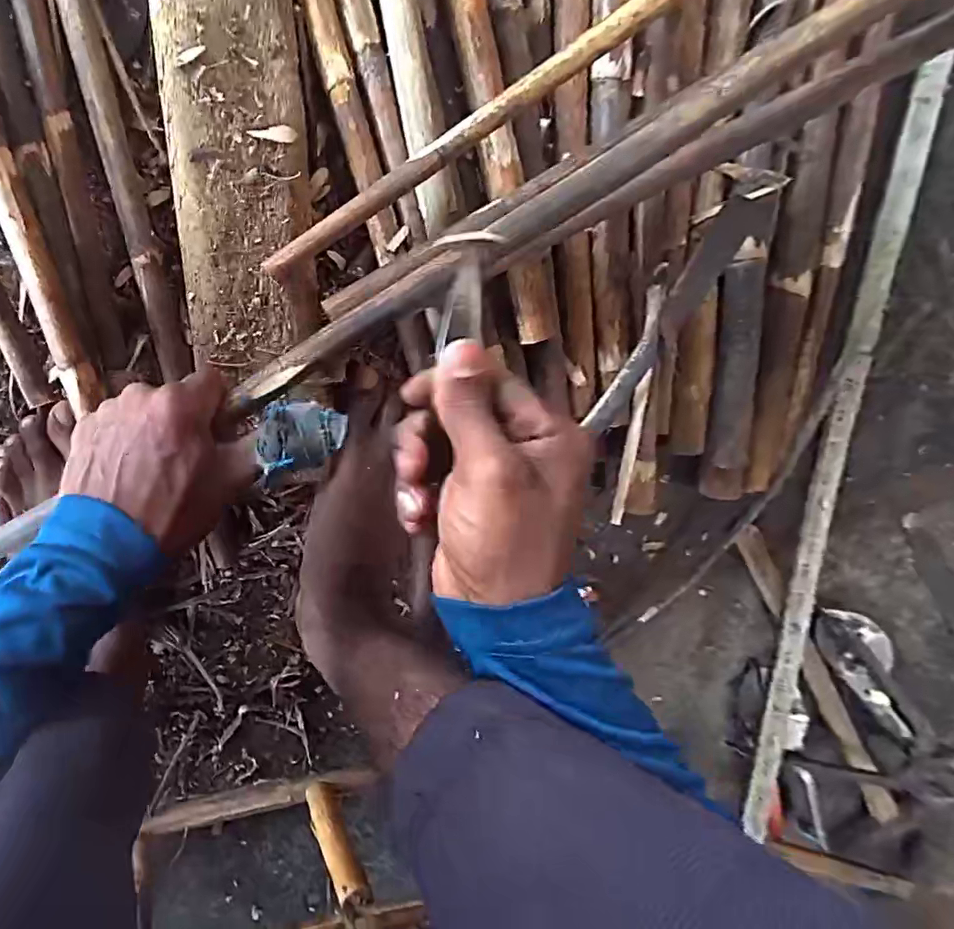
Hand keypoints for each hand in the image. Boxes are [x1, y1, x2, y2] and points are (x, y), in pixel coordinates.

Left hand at [59, 368, 257, 554]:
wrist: (102, 544)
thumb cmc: (168, 515)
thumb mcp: (226, 483)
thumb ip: (255, 447)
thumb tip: (273, 430)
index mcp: (179, 403)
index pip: (212, 381)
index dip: (219, 407)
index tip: (216, 432)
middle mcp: (139, 396)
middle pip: (174, 398)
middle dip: (181, 422)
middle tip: (181, 462)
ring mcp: (107, 411)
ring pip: (141, 411)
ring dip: (148, 431)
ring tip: (146, 473)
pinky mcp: (83, 429)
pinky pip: (113, 425)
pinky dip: (120, 441)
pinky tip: (121, 473)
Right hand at [393, 340, 591, 605]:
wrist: (494, 610)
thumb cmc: (503, 538)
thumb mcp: (485, 467)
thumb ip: (467, 406)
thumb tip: (460, 344)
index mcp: (544, 431)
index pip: (488, 380)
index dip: (445, 384)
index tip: (409, 398)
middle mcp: (519, 445)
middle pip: (452, 410)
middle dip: (422, 438)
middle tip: (412, 465)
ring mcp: (489, 471)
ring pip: (432, 441)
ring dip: (412, 467)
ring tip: (414, 498)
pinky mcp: (462, 494)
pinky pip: (427, 471)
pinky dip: (415, 491)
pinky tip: (418, 516)